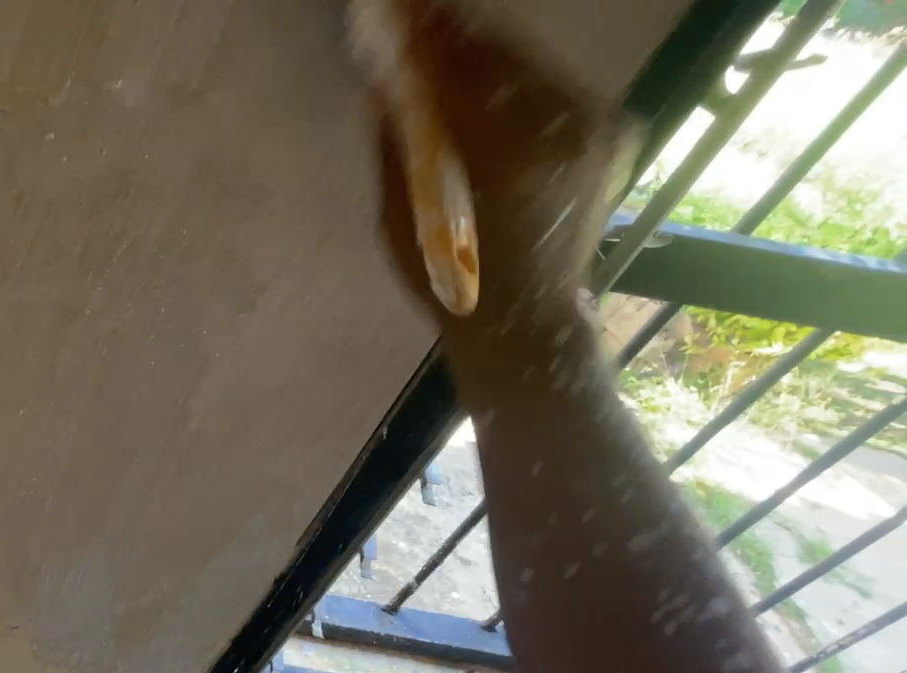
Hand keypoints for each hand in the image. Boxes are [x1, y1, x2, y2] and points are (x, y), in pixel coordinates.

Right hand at [371, 0, 633, 357]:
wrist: (527, 318)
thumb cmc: (453, 285)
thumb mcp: (403, 227)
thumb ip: (399, 153)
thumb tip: (384, 90)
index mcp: (509, 158)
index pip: (467, 72)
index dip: (431, 36)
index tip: (401, 11)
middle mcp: (566, 129)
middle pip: (507, 55)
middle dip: (459, 31)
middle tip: (420, 12)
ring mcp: (597, 126)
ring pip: (535, 63)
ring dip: (487, 46)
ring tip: (446, 32)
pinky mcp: (612, 129)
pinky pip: (556, 84)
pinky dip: (516, 72)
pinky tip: (485, 69)